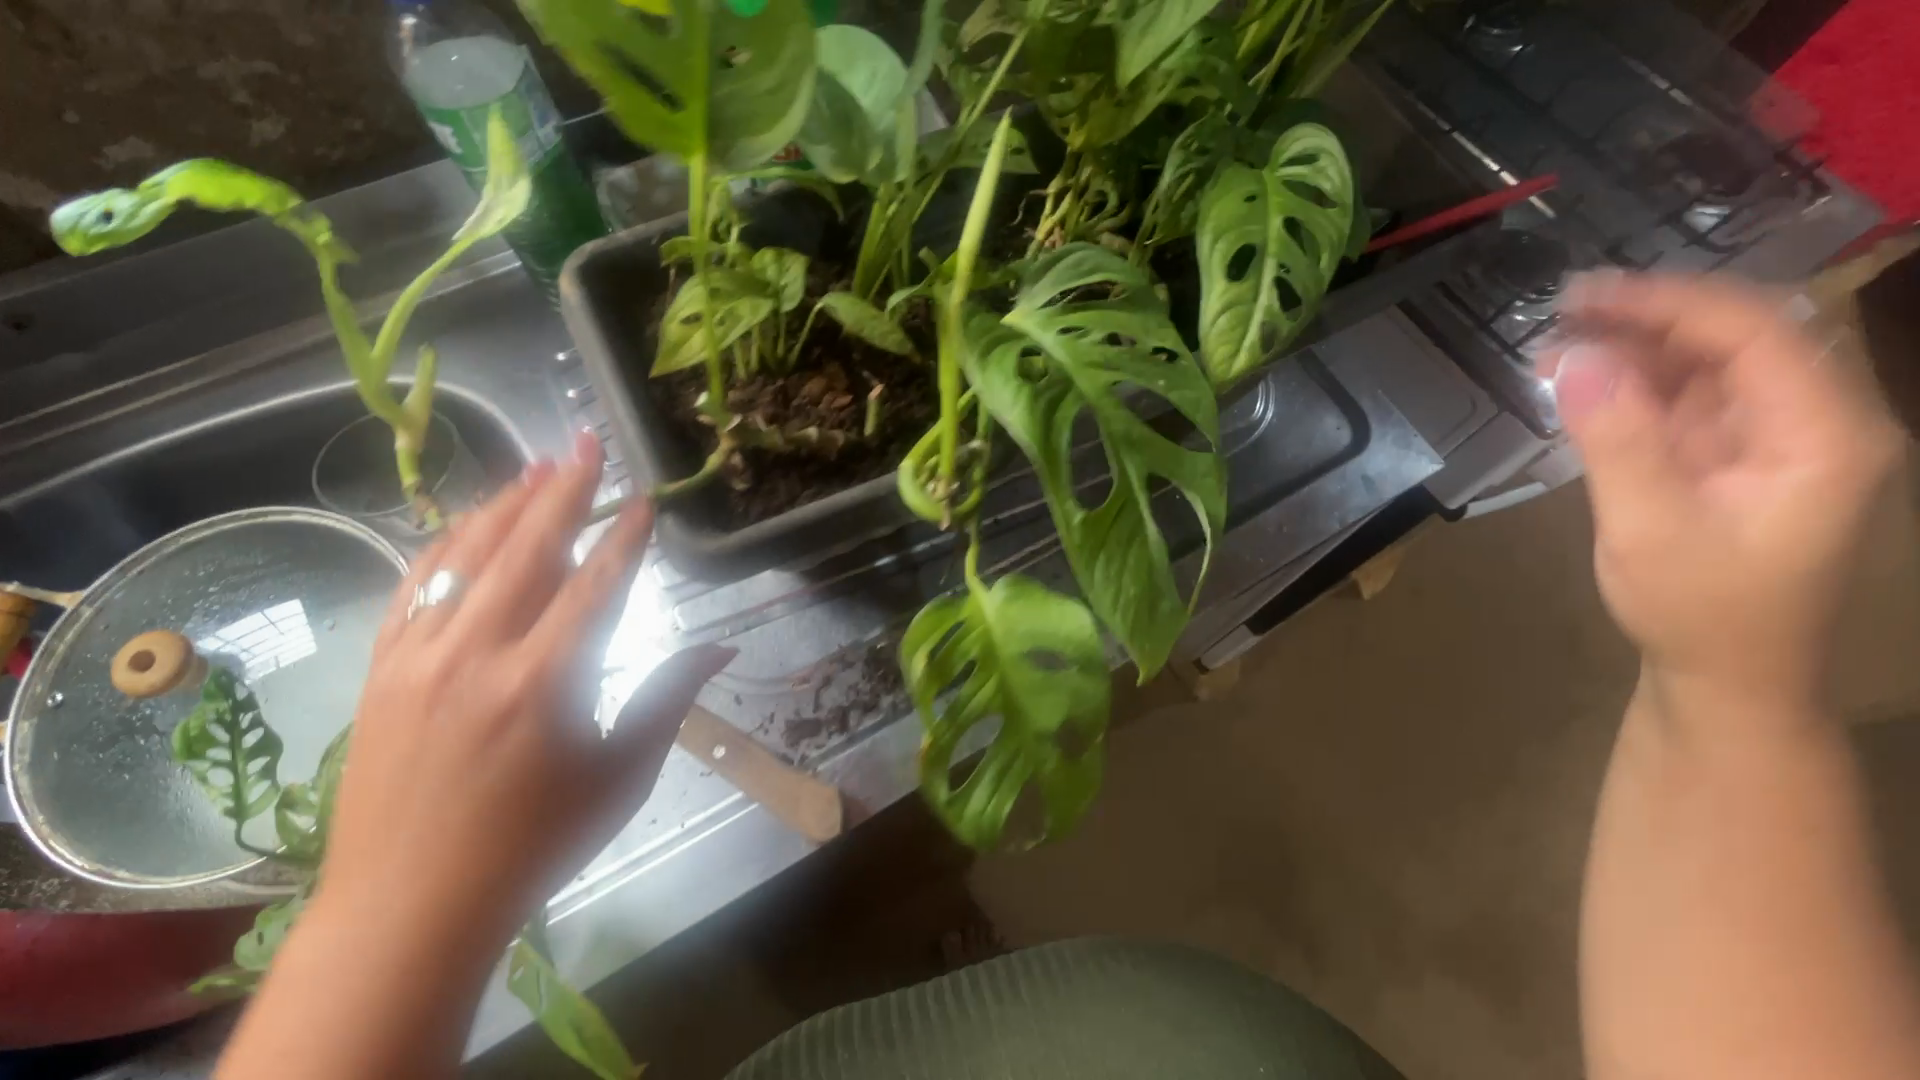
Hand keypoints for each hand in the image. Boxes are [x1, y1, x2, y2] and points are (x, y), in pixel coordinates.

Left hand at [319, 433, 734, 946]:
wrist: (412, 904)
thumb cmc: (536, 843)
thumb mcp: (622, 775)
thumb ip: (668, 698)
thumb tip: (722, 647)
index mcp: (546, 682)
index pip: (597, 584)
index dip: (626, 537)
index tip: (645, 498)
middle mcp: (478, 653)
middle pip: (528, 550)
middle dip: (563, 491)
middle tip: (585, 442)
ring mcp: (419, 657)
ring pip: (465, 557)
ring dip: (504, 506)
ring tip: (535, 466)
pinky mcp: (382, 670)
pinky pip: (414, 588)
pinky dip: (444, 546)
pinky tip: (466, 524)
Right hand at [1549, 271, 1904, 713]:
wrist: (1728, 677)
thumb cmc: (1700, 612)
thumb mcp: (1649, 529)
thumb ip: (1616, 440)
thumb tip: (1571, 360)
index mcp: (1824, 435)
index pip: (1755, 333)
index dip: (1668, 303)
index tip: (1583, 298)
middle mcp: (1814, 422)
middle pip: (1738, 337)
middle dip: (1649, 318)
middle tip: (1563, 314)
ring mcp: (1776, 438)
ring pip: (1710, 363)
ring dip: (1636, 348)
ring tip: (1557, 347)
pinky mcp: (1738, 457)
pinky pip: (1690, 400)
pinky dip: (1635, 386)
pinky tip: (1584, 385)